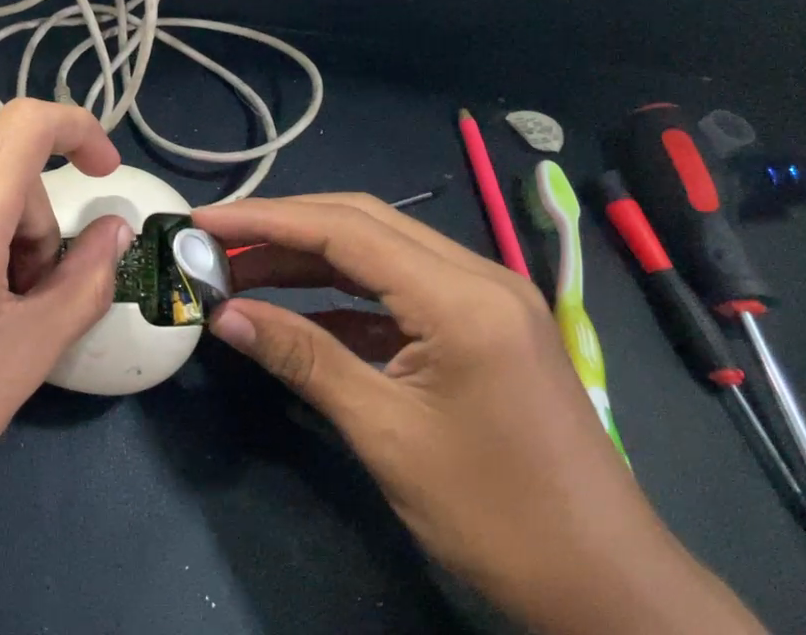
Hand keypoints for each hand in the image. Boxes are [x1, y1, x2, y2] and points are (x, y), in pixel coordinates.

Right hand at [194, 195, 762, 634]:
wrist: (607, 586)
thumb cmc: (495, 512)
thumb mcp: (384, 432)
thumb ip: (302, 358)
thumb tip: (222, 314)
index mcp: (461, 298)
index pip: (343, 230)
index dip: (263, 219)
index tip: (198, 220)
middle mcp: (478, 279)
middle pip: (361, 221)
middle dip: (280, 226)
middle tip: (211, 241)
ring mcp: (484, 302)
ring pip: (377, 250)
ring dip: (305, 255)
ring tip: (238, 269)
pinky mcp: (479, 330)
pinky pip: (396, 289)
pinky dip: (338, 291)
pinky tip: (292, 311)